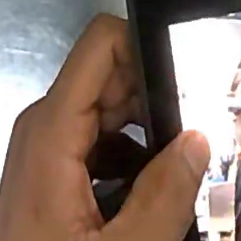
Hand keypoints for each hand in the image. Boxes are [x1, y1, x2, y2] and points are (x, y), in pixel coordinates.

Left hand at [0, 15, 209, 240]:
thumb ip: (165, 197)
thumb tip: (196, 137)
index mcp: (52, 130)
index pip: (100, 43)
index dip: (144, 47)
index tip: (183, 83)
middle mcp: (44, 125)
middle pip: (110, 73)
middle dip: (154, 95)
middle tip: (191, 137)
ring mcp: (44, 148)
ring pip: (108, 105)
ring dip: (147, 125)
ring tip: (178, 166)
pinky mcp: (49, 172)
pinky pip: (99, 136)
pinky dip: (130, 150)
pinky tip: (151, 188)